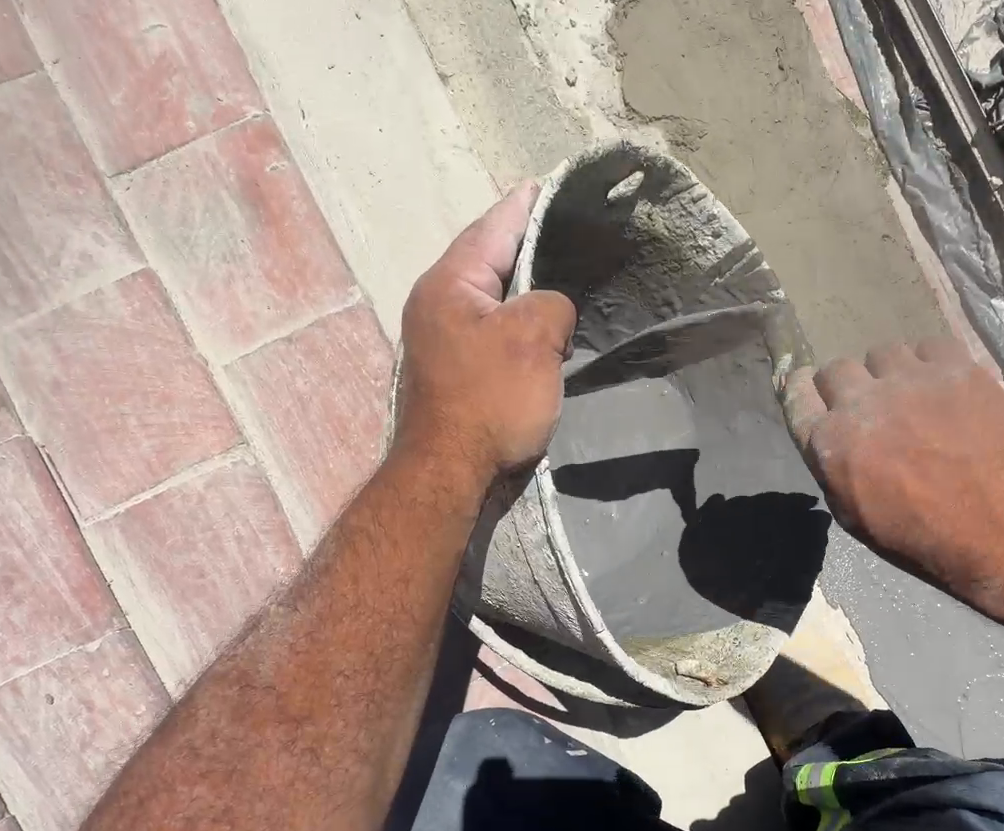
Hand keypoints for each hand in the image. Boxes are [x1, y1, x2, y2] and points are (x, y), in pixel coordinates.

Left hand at [394, 182, 576, 487]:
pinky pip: (492, 331)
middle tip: (565, 231)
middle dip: (526, 245)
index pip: (493, 227)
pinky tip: (542, 328)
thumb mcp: (535, 338)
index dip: (526, 205)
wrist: (451, 472)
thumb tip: (550, 312)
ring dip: (524, 289)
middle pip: (488, 260)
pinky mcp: (454, 373)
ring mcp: (441, 341)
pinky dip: (518, 323)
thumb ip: (551, 303)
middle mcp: (438, 304)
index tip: (549, 184)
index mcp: (449, 283)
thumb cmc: (490, 400)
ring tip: (560, 276)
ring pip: (491, 299)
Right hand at [783, 338, 1003, 596]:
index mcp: (829, 441)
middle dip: (848, 384)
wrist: (989, 521)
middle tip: (871, 404)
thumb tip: (835, 442)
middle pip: (838, 369)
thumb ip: (834, 468)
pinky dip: (932, 362)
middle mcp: (860, 400)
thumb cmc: (916, 532)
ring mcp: (907, 379)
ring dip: (891, 372)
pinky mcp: (952, 367)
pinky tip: (945, 384)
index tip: (815, 391)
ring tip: (912, 393)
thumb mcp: (852, 514)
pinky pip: (930, 345)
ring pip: (884, 353)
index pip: (797, 395)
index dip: (802, 389)